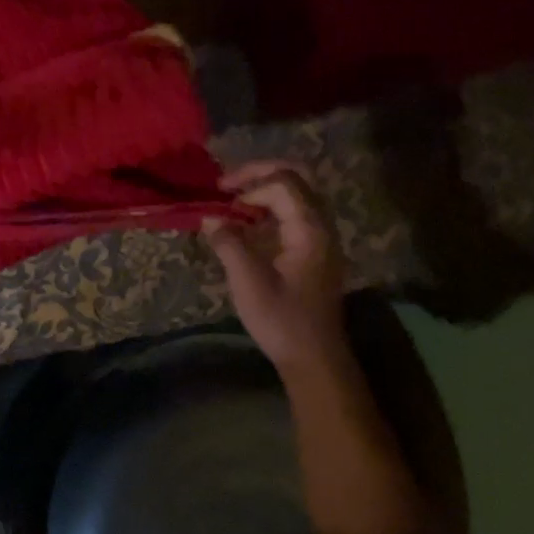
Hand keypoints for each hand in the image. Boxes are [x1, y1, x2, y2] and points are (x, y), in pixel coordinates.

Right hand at [204, 161, 349, 372]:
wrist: (313, 355)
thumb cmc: (281, 318)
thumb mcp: (248, 280)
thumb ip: (229, 243)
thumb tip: (211, 218)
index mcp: (309, 230)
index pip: (283, 183)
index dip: (249, 182)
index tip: (218, 195)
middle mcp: (321, 228)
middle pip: (296, 183)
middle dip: (259, 177)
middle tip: (226, 187)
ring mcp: (320, 241)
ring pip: (296, 200)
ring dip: (263, 195)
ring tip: (231, 207)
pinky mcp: (313, 254)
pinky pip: (293, 219)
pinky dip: (269, 213)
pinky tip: (246, 229)